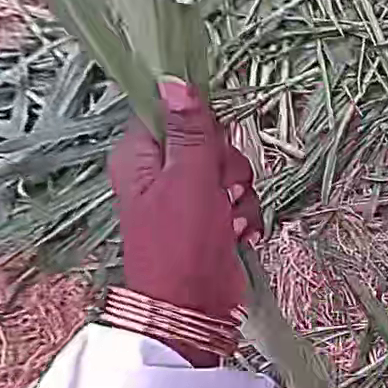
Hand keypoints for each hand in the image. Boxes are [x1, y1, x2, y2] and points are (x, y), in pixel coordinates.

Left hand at [108, 80, 263, 322]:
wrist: (193, 308)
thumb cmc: (181, 244)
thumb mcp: (188, 180)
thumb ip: (190, 131)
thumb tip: (175, 80)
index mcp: (142, 157)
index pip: (175, 116)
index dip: (201, 127)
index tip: (211, 147)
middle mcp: (164, 174)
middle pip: (212, 144)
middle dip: (228, 169)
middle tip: (220, 193)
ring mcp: (191, 199)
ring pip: (233, 174)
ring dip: (241, 198)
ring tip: (228, 222)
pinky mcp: (215, 222)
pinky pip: (243, 202)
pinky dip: (246, 219)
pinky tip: (238, 236)